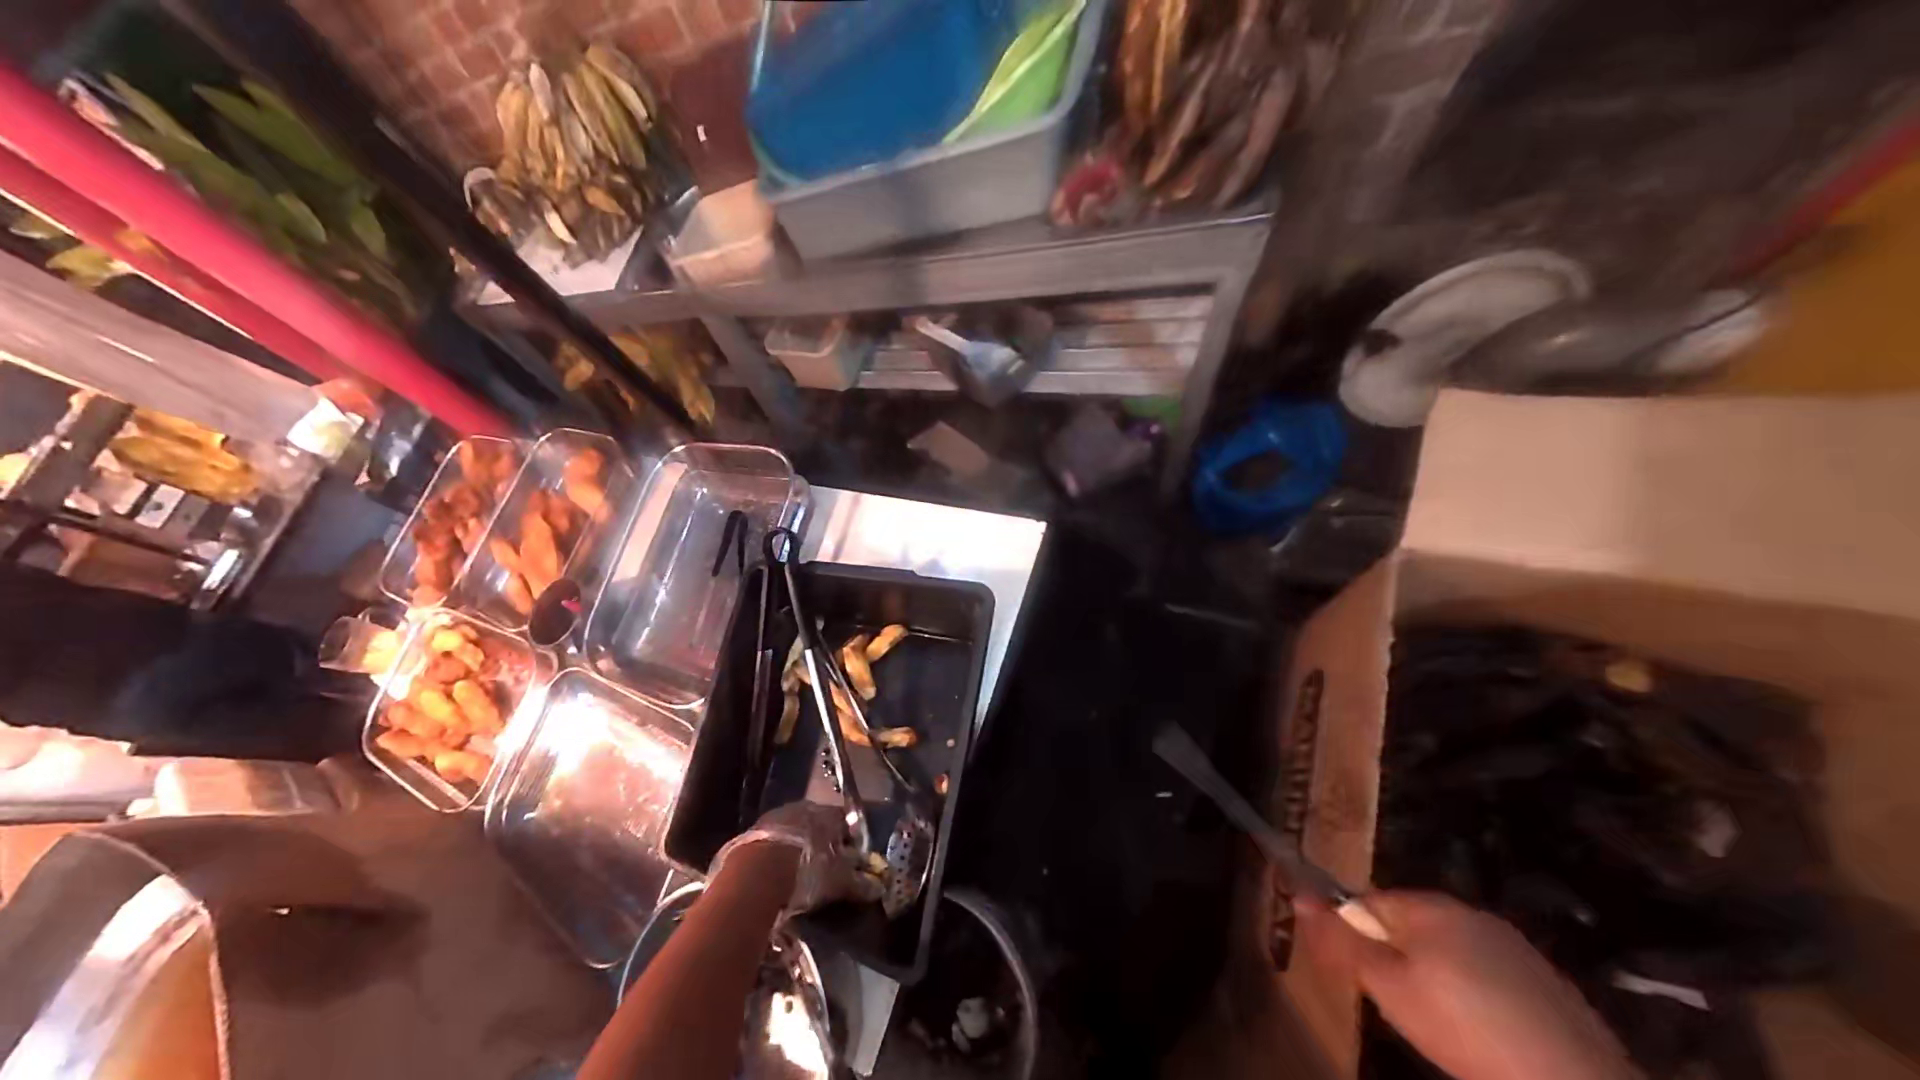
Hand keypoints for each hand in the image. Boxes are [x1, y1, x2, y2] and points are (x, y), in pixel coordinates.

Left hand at [710, 801, 877, 914]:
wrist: (754, 875)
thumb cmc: (806, 871)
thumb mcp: (839, 881)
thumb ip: (860, 883)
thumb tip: (879, 887)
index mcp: (827, 813)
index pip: (844, 820)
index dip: (849, 839)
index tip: (850, 859)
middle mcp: (801, 807)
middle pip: (817, 823)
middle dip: (822, 842)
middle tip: (824, 866)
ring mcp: (773, 817)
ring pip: (793, 830)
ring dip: (798, 846)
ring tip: (799, 872)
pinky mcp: (750, 833)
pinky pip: (771, 842)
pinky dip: (776, 854)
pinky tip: (776, 874)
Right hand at [1297, 891, 1637, 1079]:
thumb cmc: (1465, 1027)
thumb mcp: (1387, 987)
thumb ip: (1341, 940)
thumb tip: (1298, 894)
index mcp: (1432, 906)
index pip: (1369, 901)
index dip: (1354, 935)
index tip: (1358, 976)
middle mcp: (1473, 914)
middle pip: (1409, 927)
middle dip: (1394, 960)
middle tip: (1396, 1006)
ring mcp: (1516, 950)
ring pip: (1449, 955)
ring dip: (1434, 981)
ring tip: (1440, 1028)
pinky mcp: (1548, 987)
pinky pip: (1488, 980)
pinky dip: (1475, 1001)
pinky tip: (1483, 1040)